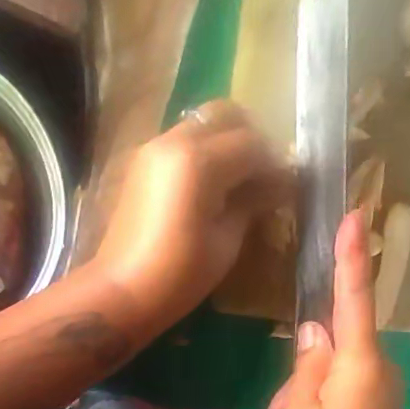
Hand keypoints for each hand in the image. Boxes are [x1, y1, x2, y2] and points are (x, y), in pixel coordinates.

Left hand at [88, 100, 285, 323]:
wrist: (121, 293)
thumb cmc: (179, 276)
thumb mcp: (225, 243)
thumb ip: (251, 204)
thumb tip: (274, 187)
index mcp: (200, 161)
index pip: (252, 144)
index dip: (274, 165)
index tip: (287, 188)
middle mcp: (175, 141)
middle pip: (225, 115)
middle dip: (251, 138)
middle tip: (263, 174)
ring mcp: (154, 149)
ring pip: (201, 124)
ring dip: (225, 143)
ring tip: (238, 182)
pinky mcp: (142, 165)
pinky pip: (181, 142)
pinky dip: (202, 153)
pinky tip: (212, 187)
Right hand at [267, 212, 409, 408]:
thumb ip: (307, 367)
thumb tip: (315, 329)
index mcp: (360, 363)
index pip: (354, 298)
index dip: (352, 256)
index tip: (355, 214)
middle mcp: (378, 370)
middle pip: (336, 345)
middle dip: (302, 367)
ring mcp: (381, 392)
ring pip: (333, 373)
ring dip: (304, 393)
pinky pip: (341, 393)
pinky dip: (316, 405)